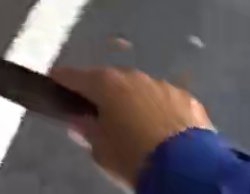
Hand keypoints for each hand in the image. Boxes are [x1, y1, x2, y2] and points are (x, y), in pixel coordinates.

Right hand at [51, 66, 212, 189]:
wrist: (194, 173)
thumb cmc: (136, 158)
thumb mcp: (101, 152)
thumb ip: (85, 132)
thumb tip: (77, 122)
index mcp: (101, 82)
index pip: (69, 75)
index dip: (60, 82)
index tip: (55, 88)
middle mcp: (128, 75)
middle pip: (106, 80)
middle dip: (103, 95)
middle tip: (103, 117)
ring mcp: (160, 85)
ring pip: (138, 89)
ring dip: (134, 102)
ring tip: (140, 128)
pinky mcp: (188, 100)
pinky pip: (166, 102)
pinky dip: (162, 112)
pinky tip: (167, 133)